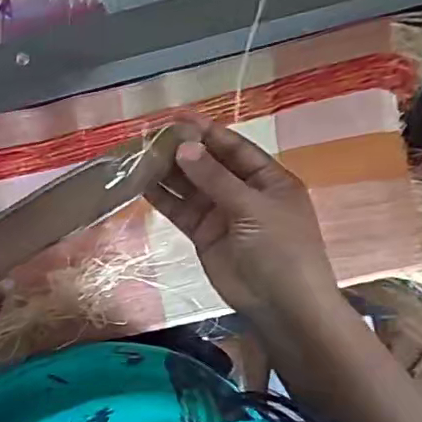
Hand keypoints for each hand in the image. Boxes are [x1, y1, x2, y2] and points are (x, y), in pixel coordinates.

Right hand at [144, 114, 341, 323]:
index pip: (233, 148)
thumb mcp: (252, 207)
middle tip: (151, 137)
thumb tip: (184, 148)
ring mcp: (221, 214)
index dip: (207, 132)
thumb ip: (215, 179)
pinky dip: (163, 199)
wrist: (280, 302)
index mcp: (267, 179)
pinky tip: (143, 184)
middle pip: (208, 165)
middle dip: (183, 151)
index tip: (178, 118)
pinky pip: (180, 211)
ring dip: (168, 173)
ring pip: (190, 187)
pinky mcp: (202, 235)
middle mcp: (242, 192)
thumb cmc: (280, 249)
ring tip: (140, 156)